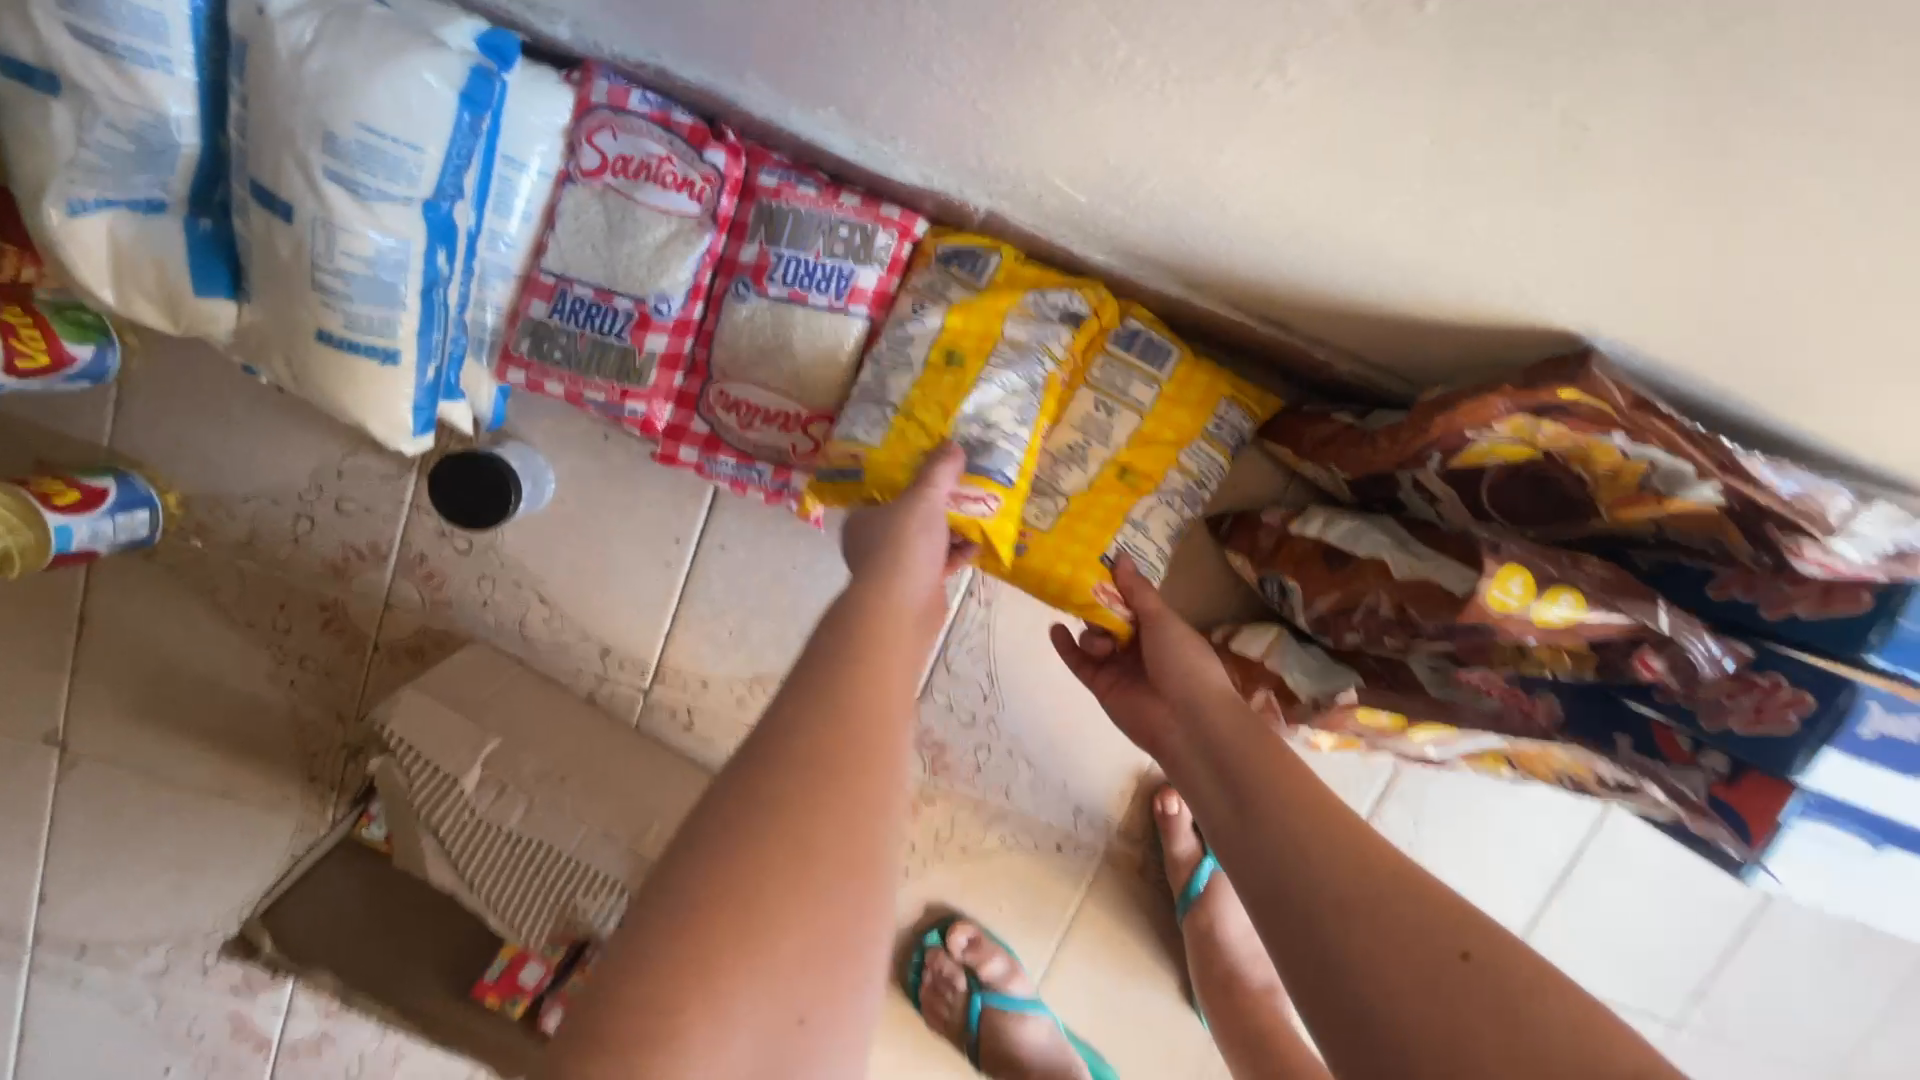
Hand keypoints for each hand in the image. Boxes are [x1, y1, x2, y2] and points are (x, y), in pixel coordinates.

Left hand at [841, 442, 977, 608]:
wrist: (903, 607)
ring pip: (927, 542)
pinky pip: (938, 564)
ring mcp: (893, 568)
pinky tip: (976, 546)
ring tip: (978, 515)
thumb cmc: (903, 544)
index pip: (885, 493)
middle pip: (910, 517)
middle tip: (964, 492)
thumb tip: (952, 445)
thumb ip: (938, 471)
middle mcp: (872, 543)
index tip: (937, 473)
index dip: (911, 482)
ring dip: (952, 532)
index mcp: (863, 518)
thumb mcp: (923, 498)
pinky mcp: (915, 588)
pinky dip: (955, 555)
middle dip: (939, 507)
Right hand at [1050, 555, 1239, 757]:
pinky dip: (1066, 646)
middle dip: (1097, 606)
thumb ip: (1136, 591)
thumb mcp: (1163, 620)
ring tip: (1103, 645)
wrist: (1187, 720)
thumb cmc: (1184, 662)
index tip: (1095, 564)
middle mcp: (1138, 645)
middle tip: (1082, 593)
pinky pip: (1079, 662)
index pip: (1131, 601)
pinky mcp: (1101, 686)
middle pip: (1108, 618)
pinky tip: (1055, 629)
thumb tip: (1120, 557)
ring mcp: (1118, 666)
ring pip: (1093, 638)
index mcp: (1160, 627)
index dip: (1114, 585)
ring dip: (1092, 633)